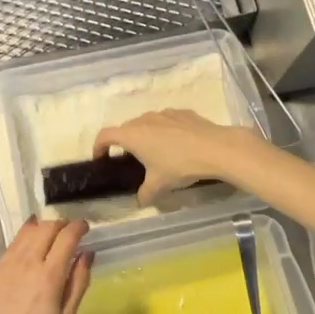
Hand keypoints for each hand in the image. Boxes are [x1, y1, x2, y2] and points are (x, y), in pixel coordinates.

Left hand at [0, 217, 91, 313]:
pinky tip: (32, 238)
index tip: (85, 227)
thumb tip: (87, 254)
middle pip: (47, 228)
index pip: (66, 237)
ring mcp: (9, 263)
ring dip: (44, 227)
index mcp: (49, 276)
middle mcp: (28, 263)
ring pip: (29, 231)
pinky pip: (14, 242)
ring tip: (54, 233)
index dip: (78, 227)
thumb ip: (79, 281)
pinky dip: (27, 234)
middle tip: (71, 232)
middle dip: (62, 224)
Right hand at [93, 109, 268, 203]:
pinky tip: (179, 144)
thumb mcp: (159, 185)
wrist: (216, 148)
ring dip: (146, 135)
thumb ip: (145, 194)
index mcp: (133, 135)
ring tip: (157, 152)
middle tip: (131, 160)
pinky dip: (166, 131)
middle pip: (126, 128)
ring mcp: (164, 113)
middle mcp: (144, 120)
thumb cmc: (180, 166)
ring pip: (147, 123)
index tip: (101, 158)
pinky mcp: (182, 112)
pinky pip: (167, 121)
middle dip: (124, 142)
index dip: (98, 146)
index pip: (105, 135)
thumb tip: (140, 201)